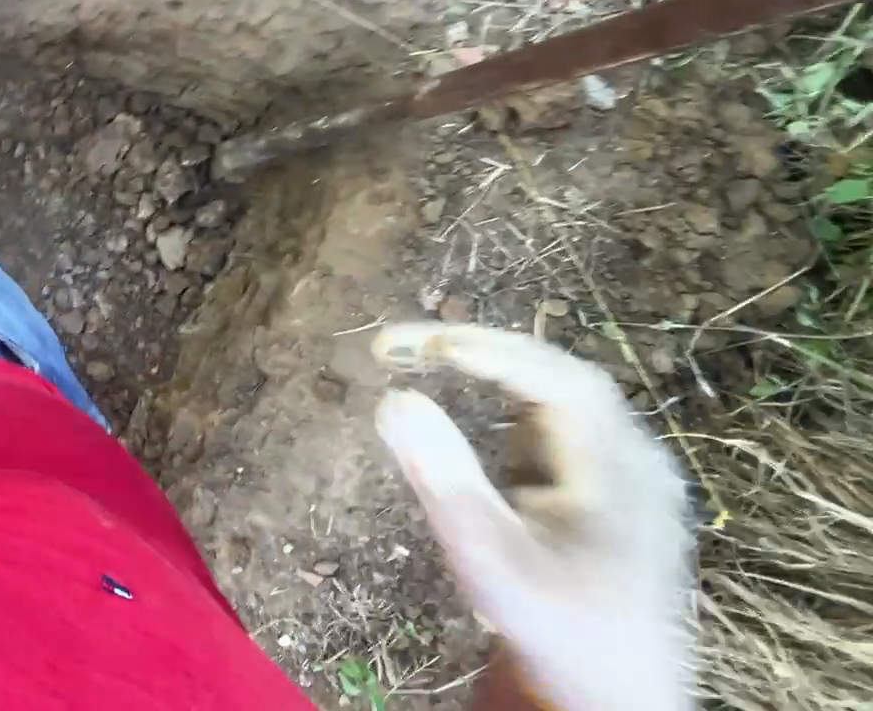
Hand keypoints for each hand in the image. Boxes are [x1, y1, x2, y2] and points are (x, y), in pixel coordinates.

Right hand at [370, 324, 693, 710]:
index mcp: (617, 474)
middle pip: (556, 375)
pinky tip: (464, 398)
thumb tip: (392, 397)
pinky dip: (498, 392)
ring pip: (553, 391)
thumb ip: (444, 476)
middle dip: (477, 347)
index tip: (413, 346)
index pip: (556, 382)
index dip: (487, 351)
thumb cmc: (550, 625)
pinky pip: (548, 416)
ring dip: (487, 364)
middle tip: (398, 345)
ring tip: (420, 356)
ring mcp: (618, 469)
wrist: (607, 692)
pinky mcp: (598, 482)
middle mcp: (628, 459)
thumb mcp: (488, 555)